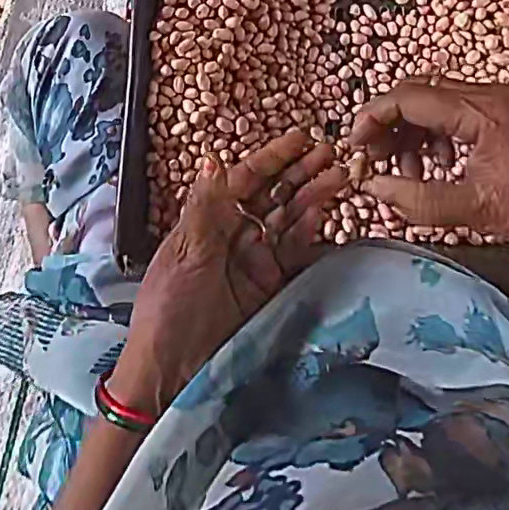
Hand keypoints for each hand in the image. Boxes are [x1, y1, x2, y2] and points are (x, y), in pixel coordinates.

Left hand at [110, 130, 346, 414]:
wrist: (172, 371)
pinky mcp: (269, 285)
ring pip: (287, 219)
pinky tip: (321, 213)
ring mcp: (253, 260)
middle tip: (330, 152)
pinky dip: (308, 233)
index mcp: (208, 219)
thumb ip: (205, 207)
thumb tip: (212, 158)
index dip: (272, 158)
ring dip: (311, 197)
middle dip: (300, 172)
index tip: (300, 138)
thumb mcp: (185, 252)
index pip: (244, 179)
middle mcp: (233, 234)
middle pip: (272, 195)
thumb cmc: (169, 306)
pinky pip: (292, 253)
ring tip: (338, 176)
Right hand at [347, 78, 508, 279]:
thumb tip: (371, 188)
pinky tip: (435, 170)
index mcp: (481, 110)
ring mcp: (502, 107)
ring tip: (407, 175)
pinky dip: (434, 139)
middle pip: (418, 94)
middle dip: (388, 125)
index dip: (372, 119)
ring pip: (435, 105)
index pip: (407, 97)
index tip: (354, 149)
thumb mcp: (478, 210)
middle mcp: (490, 97)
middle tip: (374, 163)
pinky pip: (456, 117)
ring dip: (410, 135)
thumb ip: (417, 198)